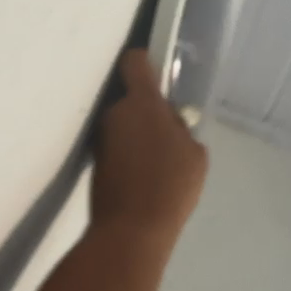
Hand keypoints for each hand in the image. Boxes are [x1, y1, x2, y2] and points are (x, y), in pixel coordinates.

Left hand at [90, 50, 207, 246]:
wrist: (131, 229)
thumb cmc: (170, 185)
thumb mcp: (195, 154)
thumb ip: (181, 130)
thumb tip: (170, 124)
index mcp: (142, 103)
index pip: (135, 63)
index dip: (145, 61)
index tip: (157, 71)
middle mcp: (115, 113)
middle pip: (132, 100)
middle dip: (147, 112)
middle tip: (167, 137)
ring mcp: (101, 138)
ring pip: (124, 126)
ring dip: (137, 136)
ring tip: (157, 164)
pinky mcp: (95, 162)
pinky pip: (117, 148)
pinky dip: (128, 156)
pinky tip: (143, 179)